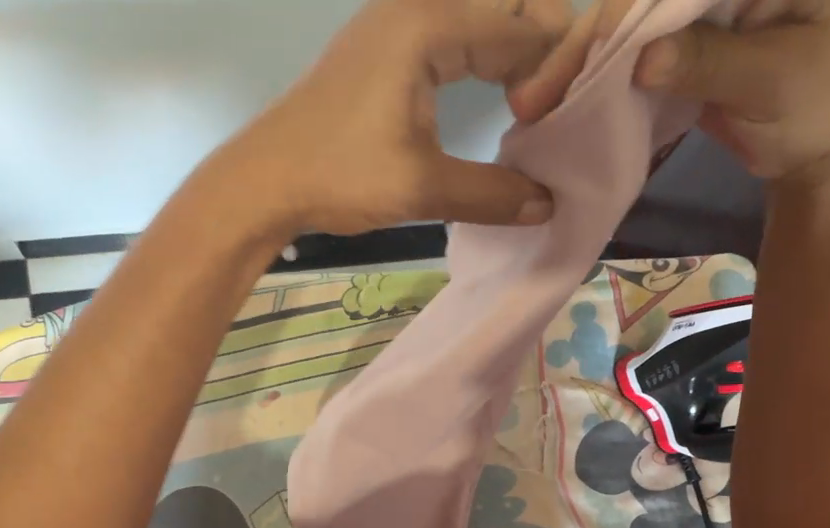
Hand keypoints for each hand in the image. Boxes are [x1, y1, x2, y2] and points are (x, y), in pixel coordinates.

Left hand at [214, 0, 572, 235]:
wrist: (263, 182)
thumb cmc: (338, 175)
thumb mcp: (421, 187)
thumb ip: (490, 193)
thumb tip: (547, 204)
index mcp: (427, 25)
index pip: (520, 26)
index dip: (555, 68)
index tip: (566, 118)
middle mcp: (413, 8)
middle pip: (503, 8)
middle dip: (540, 51)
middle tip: (556, 108)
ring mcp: (392, 24)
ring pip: (476, 21)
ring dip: (510, 56)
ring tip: (529, 107)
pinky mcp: (380, 48)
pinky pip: (449, 37)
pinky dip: (479, 60)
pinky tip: (492, 97)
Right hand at [508, 0, 829, 185]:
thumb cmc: (828, 104)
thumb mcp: (775, 77)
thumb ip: (711, 61)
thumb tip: (642, 58)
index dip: (631, 7)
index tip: (592, 46)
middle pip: (644, 0)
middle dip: (591, 41)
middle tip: (536, 93)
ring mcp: (702, 13)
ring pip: (632, 28)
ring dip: (583, 65)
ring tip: (534, 103)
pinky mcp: (686, 50)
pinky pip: (635, 57)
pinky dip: (602, 81)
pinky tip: (565, 103)